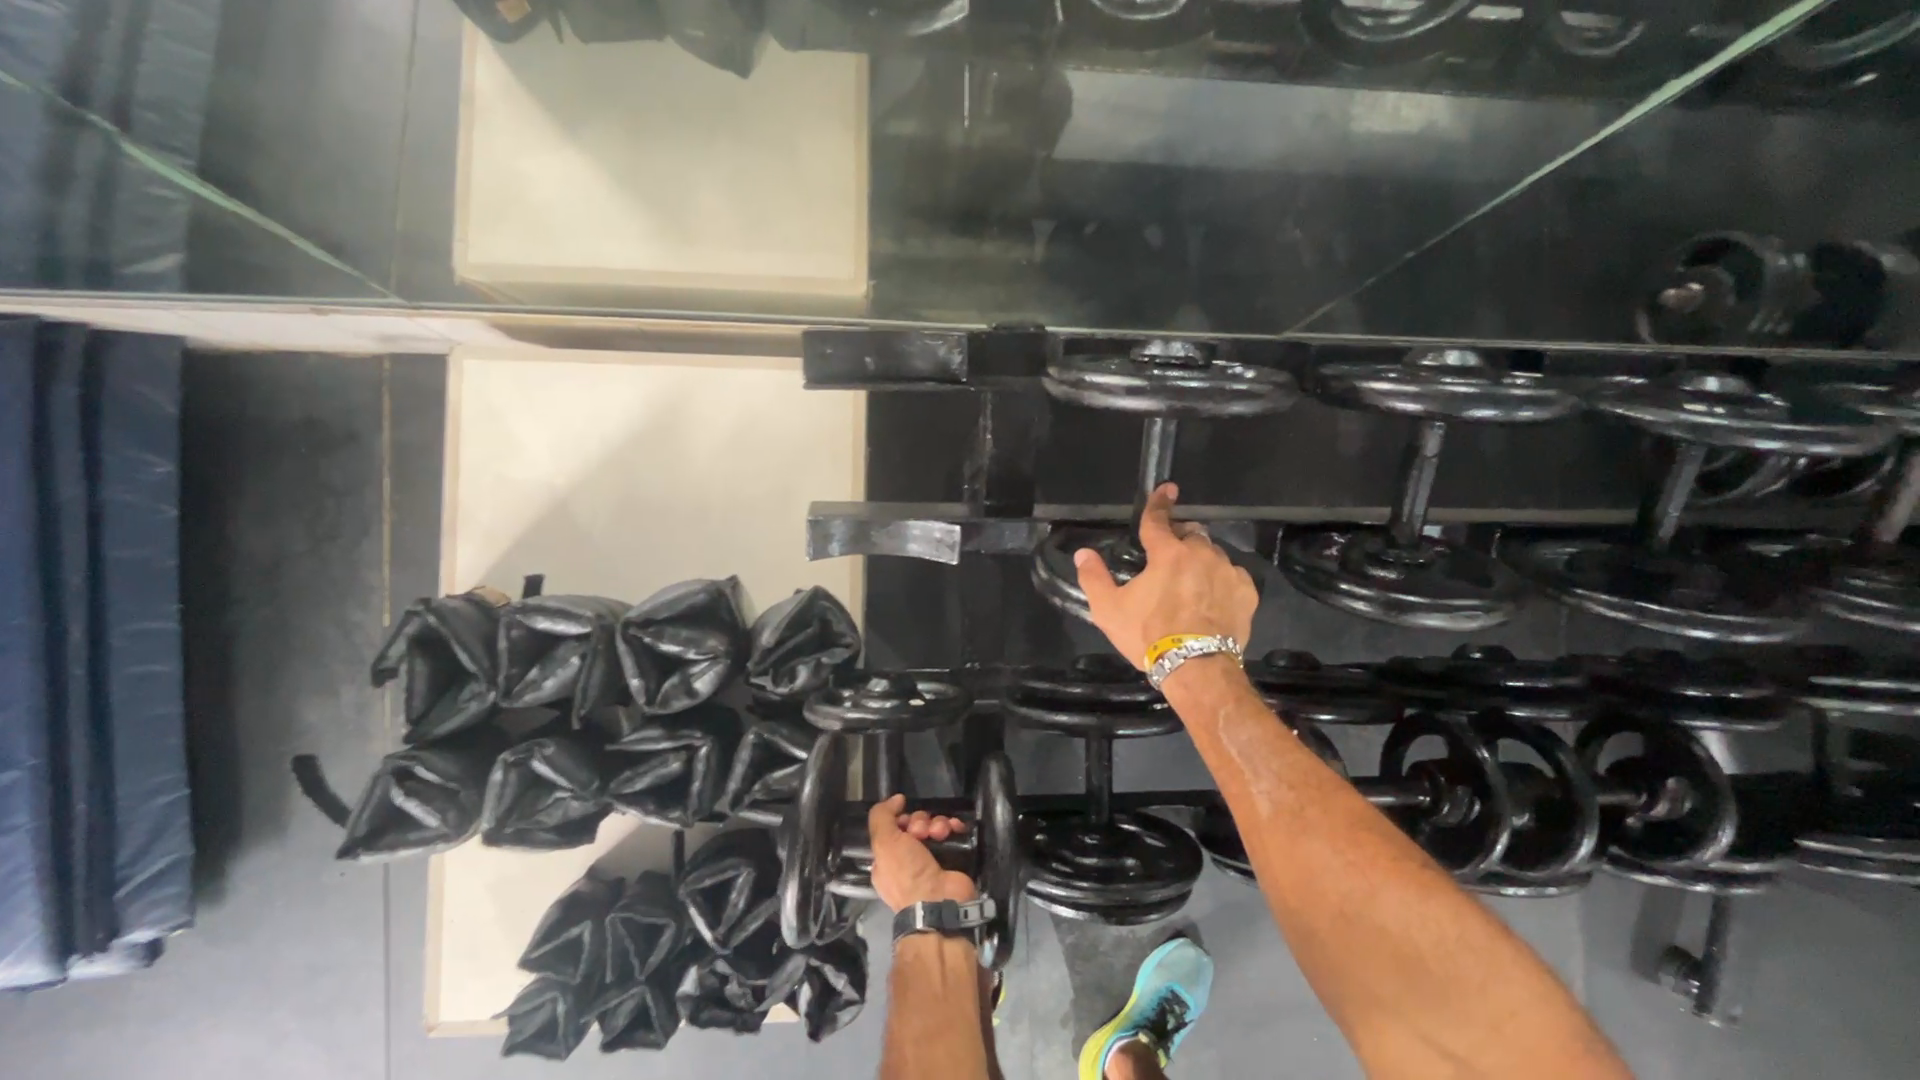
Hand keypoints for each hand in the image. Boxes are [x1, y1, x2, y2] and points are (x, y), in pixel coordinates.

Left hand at [867, 794, 977, 911]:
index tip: (905, 824)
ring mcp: (932, 860)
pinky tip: (955, 828)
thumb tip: (896, 799)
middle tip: (923, 833)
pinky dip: (954, 827)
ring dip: (938, 824)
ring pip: (934, 827)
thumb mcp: (883, 843)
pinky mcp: (953, 859)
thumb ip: (882, 816)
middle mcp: (909, 859)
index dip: (901, 821)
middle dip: (920, 823)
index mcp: (888, 859)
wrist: (939, 901)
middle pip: (916, 826)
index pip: (894, 828)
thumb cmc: (906, 873)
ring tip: (941, 833)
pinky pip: (953, 834)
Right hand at [1077, 482, 1258, 669]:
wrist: (1196, 668)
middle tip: (1170, 555)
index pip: (1158, 520)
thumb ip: (1094, 578)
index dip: (1159, 503)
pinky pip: (1233, 576)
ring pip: (1214, 554)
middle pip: (1192, 534)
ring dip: (1201, 560)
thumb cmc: (1149, 635)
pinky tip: (1213, 597)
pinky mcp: (1246, 592)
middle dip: (1181, 537)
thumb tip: (1083, 554)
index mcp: (1168, 553)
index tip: (1166, 487)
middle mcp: (1201, 554)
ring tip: (1192, 582)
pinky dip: (1222, 580)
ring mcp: (1228, 572)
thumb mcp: (1109, 610)